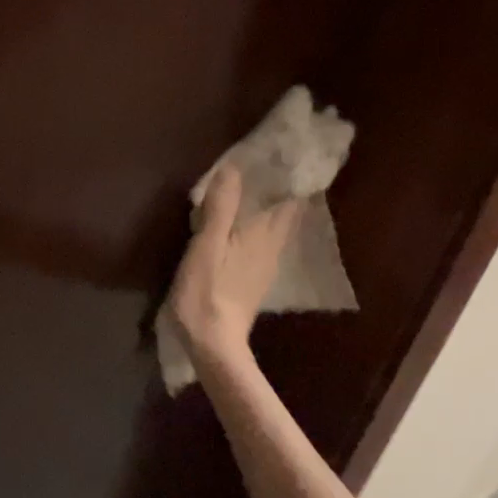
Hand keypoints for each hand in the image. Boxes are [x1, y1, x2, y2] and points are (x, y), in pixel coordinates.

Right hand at [168, 167, 301, 362]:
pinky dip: (261, 224)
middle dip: (282, 187)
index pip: (290, 197)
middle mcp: (273, 246)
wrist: (215, 345)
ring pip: (277, 227)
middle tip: (270, 163)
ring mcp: (267, 265)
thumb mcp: (207, 247)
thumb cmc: (207, 293)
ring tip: (257, 186)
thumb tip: (233, 168)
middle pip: (286, 211)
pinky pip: (266, 241)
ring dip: (272, 206)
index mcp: (263, 234)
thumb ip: (221, 208)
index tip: (286, 153)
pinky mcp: (256, 279)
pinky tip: (245, 222)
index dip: (291, 175)